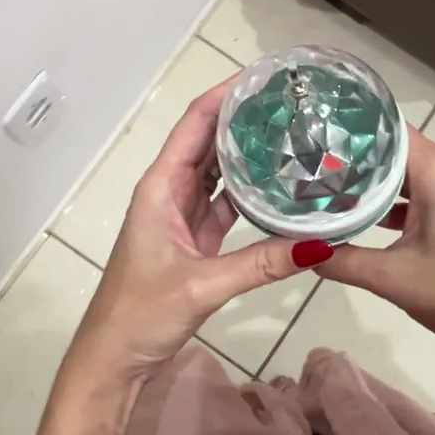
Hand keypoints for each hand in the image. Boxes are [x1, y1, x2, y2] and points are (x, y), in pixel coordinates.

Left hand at [67, 80, 333, 382]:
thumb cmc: (141, 313)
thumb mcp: (202, 285)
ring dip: (250, 155)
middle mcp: (170, 193)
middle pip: (209, 142)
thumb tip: (320, 244)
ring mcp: (182, 217)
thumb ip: (260, 264)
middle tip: (294, 104)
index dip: (225, 94)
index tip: (266, 76)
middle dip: (245, 119)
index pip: (194, 124)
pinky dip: (251, 196)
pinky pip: (226, 206)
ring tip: (295, 134)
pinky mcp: (194, 242)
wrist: (114, 358)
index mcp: (161, 187)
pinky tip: (283, 188)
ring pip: (220, 174)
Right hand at [315, 129, 434, 371]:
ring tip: (335, 196)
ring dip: (381, 186)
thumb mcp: (393, 279)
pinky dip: (405, 201)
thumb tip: (301, 251)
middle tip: (313, 174)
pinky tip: (374, 221)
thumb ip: (342, 260)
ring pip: (417, 172)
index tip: (314, 145)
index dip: (348, 136)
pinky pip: (434, 189)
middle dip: (358, 163)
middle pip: (399, 151)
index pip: (387, 132)